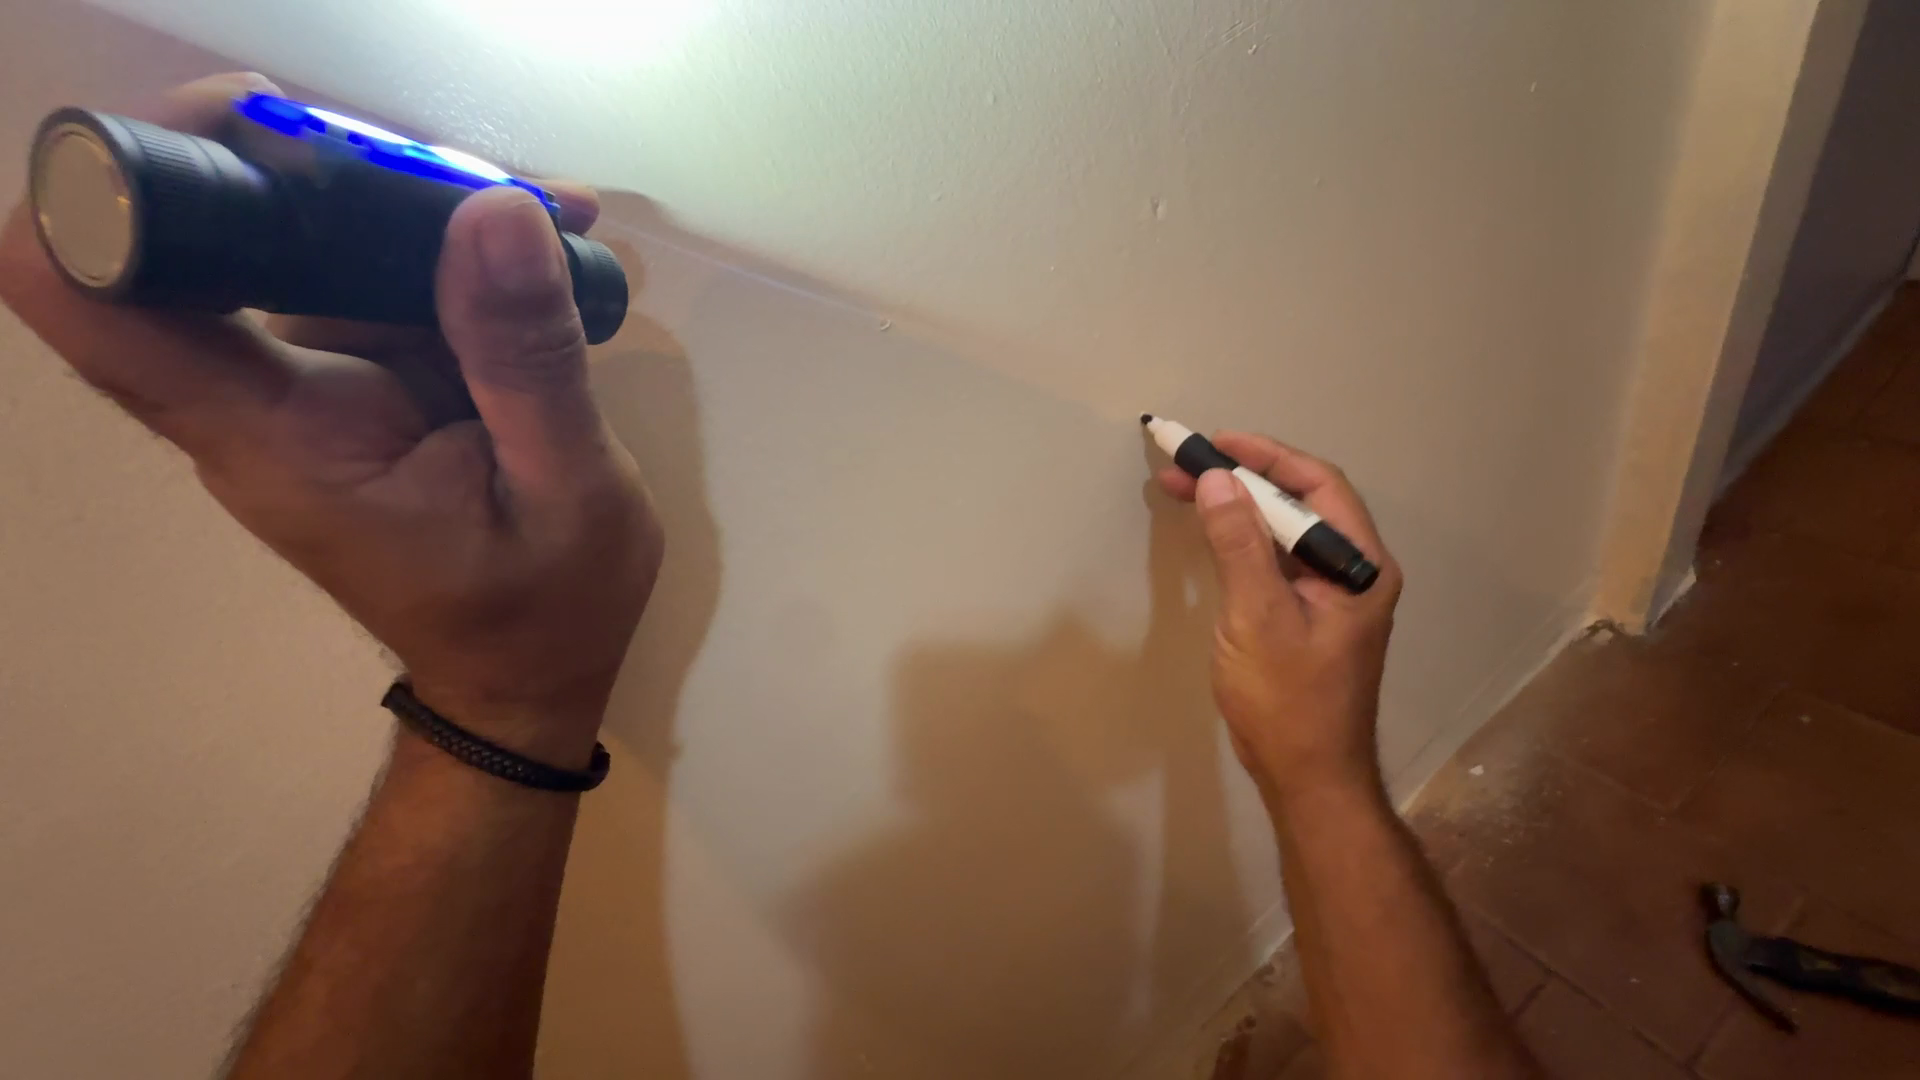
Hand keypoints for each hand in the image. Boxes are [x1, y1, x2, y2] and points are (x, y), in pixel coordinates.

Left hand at [0, 74, 662, 766]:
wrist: (531, 674)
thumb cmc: (548, 610)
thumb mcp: (570, 493)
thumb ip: (528, 363)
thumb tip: (498, 211)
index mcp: (283, 439)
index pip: (100, 288)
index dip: (136, 176)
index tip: (276, 131)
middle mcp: (271, 402)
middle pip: (230, 237)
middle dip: (338, 175)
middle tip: (472, 179)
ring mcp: (325, 394)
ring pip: (326, 255)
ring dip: (423, 215)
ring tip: (550, 214)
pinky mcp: (377, 393)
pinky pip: (392, 295)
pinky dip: (461, 262)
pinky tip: (547, 253)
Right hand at [1156, 434, 1402, 808]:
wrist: (1306, 774)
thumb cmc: (1287, 699)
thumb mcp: (1258, 616)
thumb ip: (1239, 545)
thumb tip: (1220, 479)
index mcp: (1359, 566)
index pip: (1318, 486)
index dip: (1266, 456)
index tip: (1215, 443)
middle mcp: (1351, 571)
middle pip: (1297, 503)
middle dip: (1242, 479)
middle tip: (1186, 465)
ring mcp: (1328, 593)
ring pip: (1281, 530)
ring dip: (1236, 506)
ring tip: (1184, 488)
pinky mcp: (1304, 612)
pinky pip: (1272, 559)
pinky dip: (1238, 538)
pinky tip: (1209, 530)